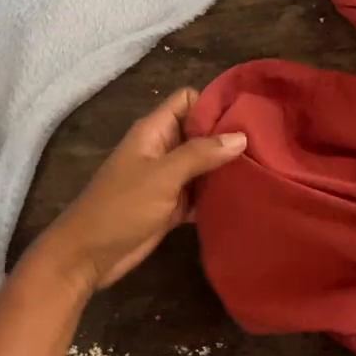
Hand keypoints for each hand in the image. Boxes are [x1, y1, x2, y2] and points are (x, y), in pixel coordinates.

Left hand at [38, 88, 246, 288]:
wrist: (88, 255)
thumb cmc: (120, 207)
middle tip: (267, 145)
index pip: (188, 100)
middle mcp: (162, 150)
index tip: (247, 116)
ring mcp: (168, 179)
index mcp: (154, 132)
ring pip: (204, 164)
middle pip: (201, 132)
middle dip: (228, 138)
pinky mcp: (172, 206)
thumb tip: (241, 136)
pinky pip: (200, 194)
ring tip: (264, 170)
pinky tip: (244, 198)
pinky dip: (217, 196)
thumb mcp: (162, 176)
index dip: (214, 104)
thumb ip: (200, 154)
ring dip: (226, 169)